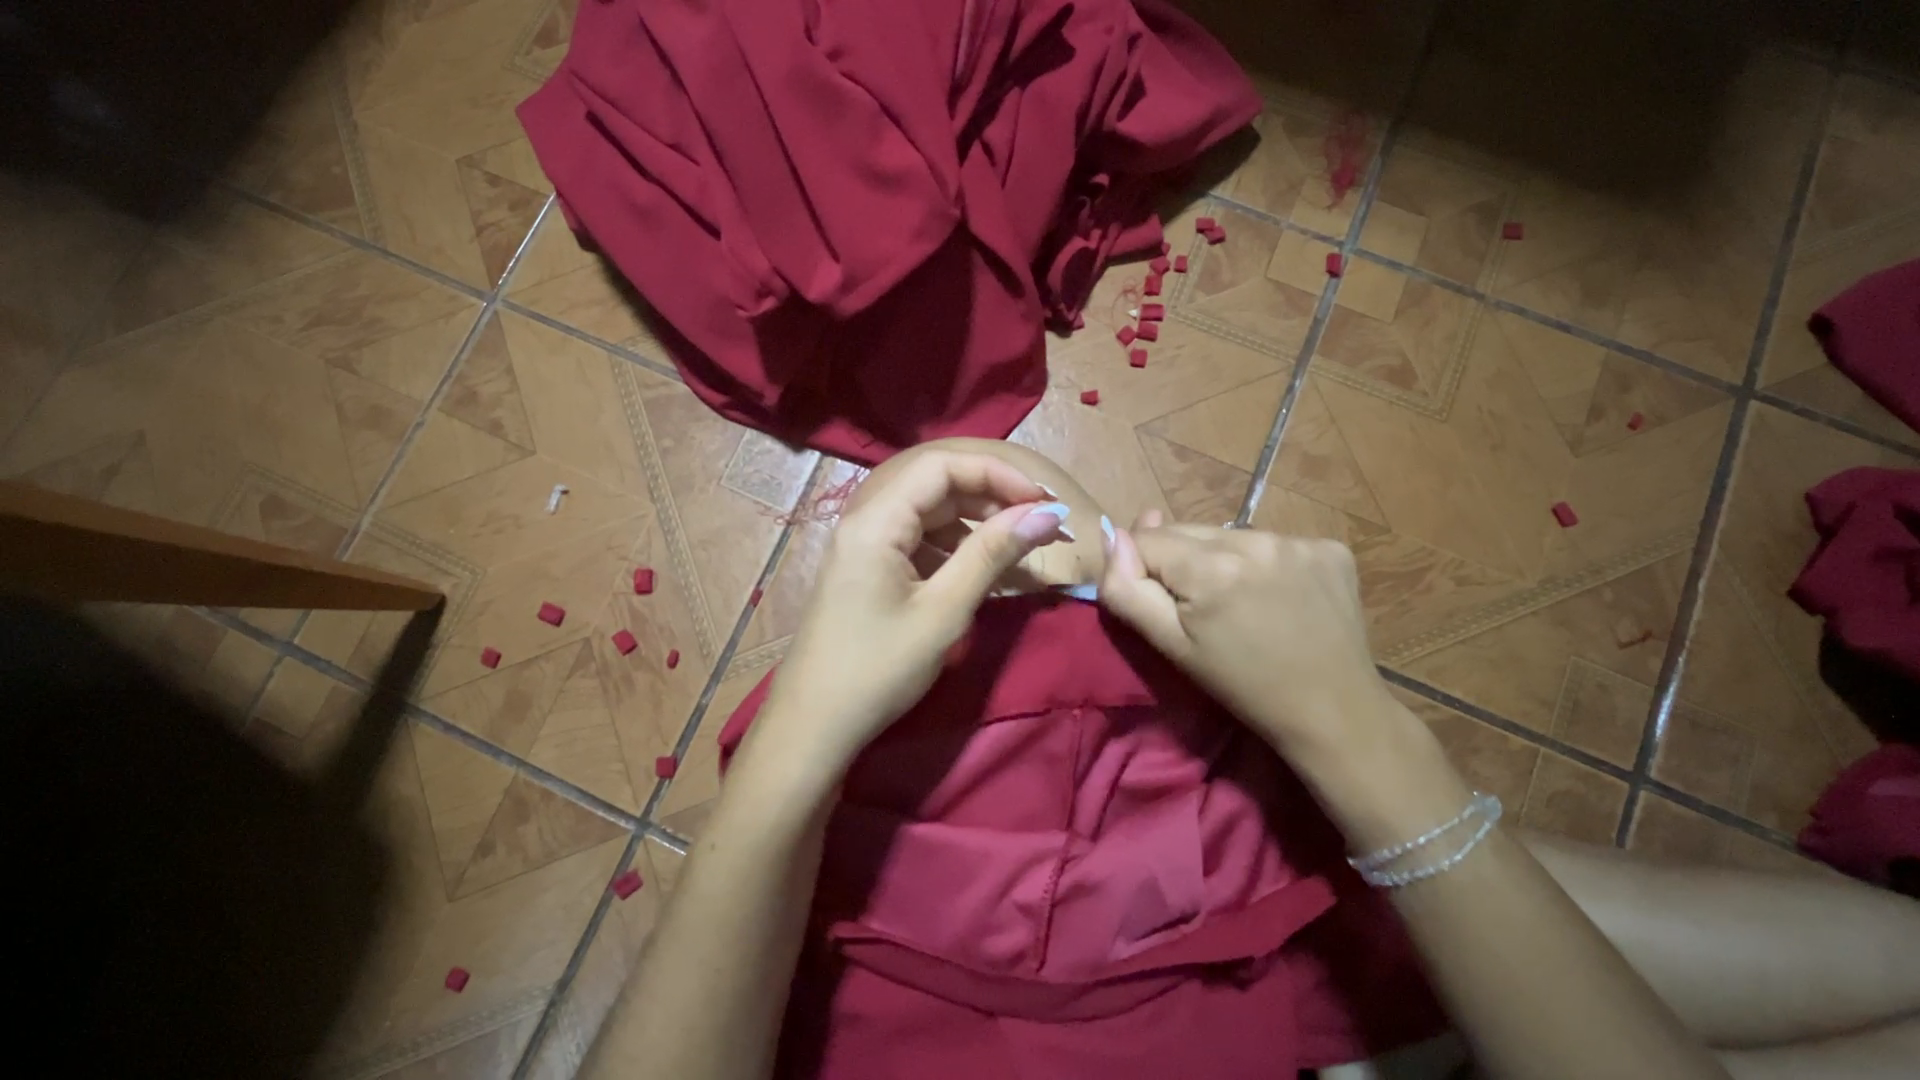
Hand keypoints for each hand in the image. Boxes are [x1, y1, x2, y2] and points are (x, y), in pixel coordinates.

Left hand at [755, 449, 1069, 769]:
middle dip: (991, 497)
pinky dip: (953, 548)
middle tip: (1040, 525)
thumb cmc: (879, 668)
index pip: (941, 466)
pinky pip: (917, 541)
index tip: (1042, 500)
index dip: (996, 473)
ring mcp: (864, 545)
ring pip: (928, 514)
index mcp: (876, 520)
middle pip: (935, 485)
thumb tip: (1047, 514)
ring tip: (1017, 548)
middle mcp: (865, 520)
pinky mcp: (867, 570)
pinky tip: (979, 569)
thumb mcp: (944, 611)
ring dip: (975, 523)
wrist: (815, 724)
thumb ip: (993, 554)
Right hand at [1096, 515, 1407, 765]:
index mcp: (1211, 567)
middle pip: (1189, 530)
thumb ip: (1128, 591)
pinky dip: (1268, 564)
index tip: (1167, 607)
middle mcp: (1256, 539)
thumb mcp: (1171, 647)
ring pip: (1231, 536)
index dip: (1146, 571)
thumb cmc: (1241, 686)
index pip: (1148, 539)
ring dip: (1225, 561)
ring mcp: (1299, 541)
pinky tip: (1281, 598)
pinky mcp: (1330, 548)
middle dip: (1184, 562)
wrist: (1332, 711)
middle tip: (1204, 610)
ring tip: (1243, 605)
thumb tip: (1115, 538)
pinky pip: (1275, 543)